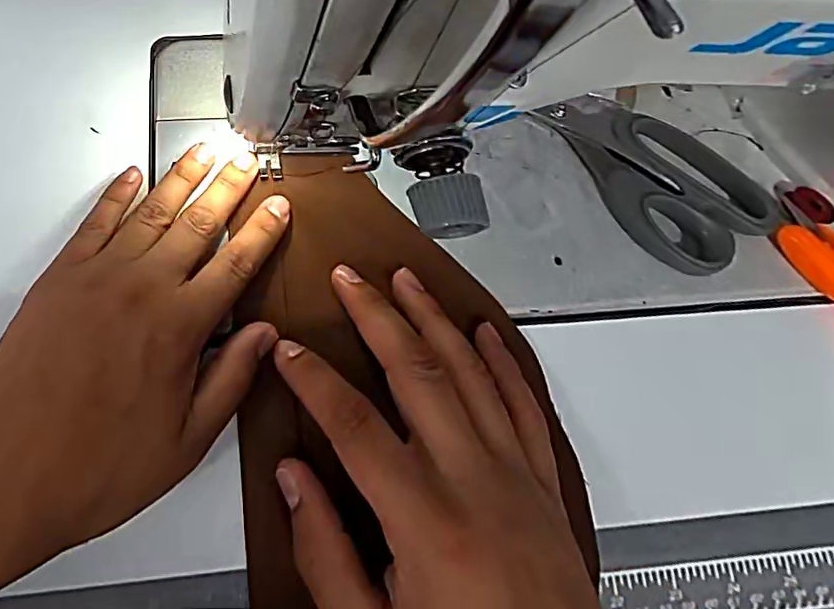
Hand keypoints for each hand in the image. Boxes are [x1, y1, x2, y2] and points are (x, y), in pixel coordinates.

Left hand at [0, 143, 289, 608]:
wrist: (7, 469)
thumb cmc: (94, 465)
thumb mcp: (183, 443)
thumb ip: (231, 380)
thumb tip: (265, 338)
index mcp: (180, 329)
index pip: (236, 264)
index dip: (262, 232)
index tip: (278, 207)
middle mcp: (144, 290)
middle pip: (199, 223)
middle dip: (228, 186)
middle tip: (245, 160)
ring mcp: (100, 276)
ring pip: (152, 211)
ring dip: (181, 176)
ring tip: (202, 152)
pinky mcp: (62, 275)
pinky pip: (96, 222)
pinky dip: (116, 194)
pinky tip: (132, 175)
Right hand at [273, 266, 596, 608]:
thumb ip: (326, 555)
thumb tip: (294, 481)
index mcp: (427, 522)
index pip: (353, 423)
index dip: (313, 378)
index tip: (289, 351)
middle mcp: (475, 485)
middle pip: (416, 371)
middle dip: (376, 314)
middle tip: (349, 279)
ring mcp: (516, 479)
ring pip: (470, 371)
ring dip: (434, 317)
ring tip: (407, 280)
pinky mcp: (544, 488)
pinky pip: (524, 405)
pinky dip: (502, 360)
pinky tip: (484, 330)